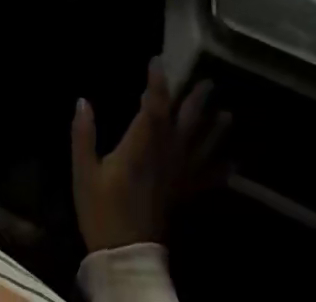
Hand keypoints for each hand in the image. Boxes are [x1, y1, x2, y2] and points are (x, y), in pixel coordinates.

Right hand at [70, 60, 231, 252]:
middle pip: (185, 124)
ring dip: (215, 131)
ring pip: (201, 148)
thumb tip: (82, 101)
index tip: (157, 60)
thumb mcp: (83, 170)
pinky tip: (232, 164)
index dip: (157, 83)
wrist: (126, 255)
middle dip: (196, 101)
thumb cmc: (101, 210)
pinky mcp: (183, 195)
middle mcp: (165, 158)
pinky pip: (206, 179)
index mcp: (140, 148)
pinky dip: (221, 170)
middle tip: (208, 82)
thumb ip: (83, 134)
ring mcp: (178, 178)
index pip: (154, 108)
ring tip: (227, 115)